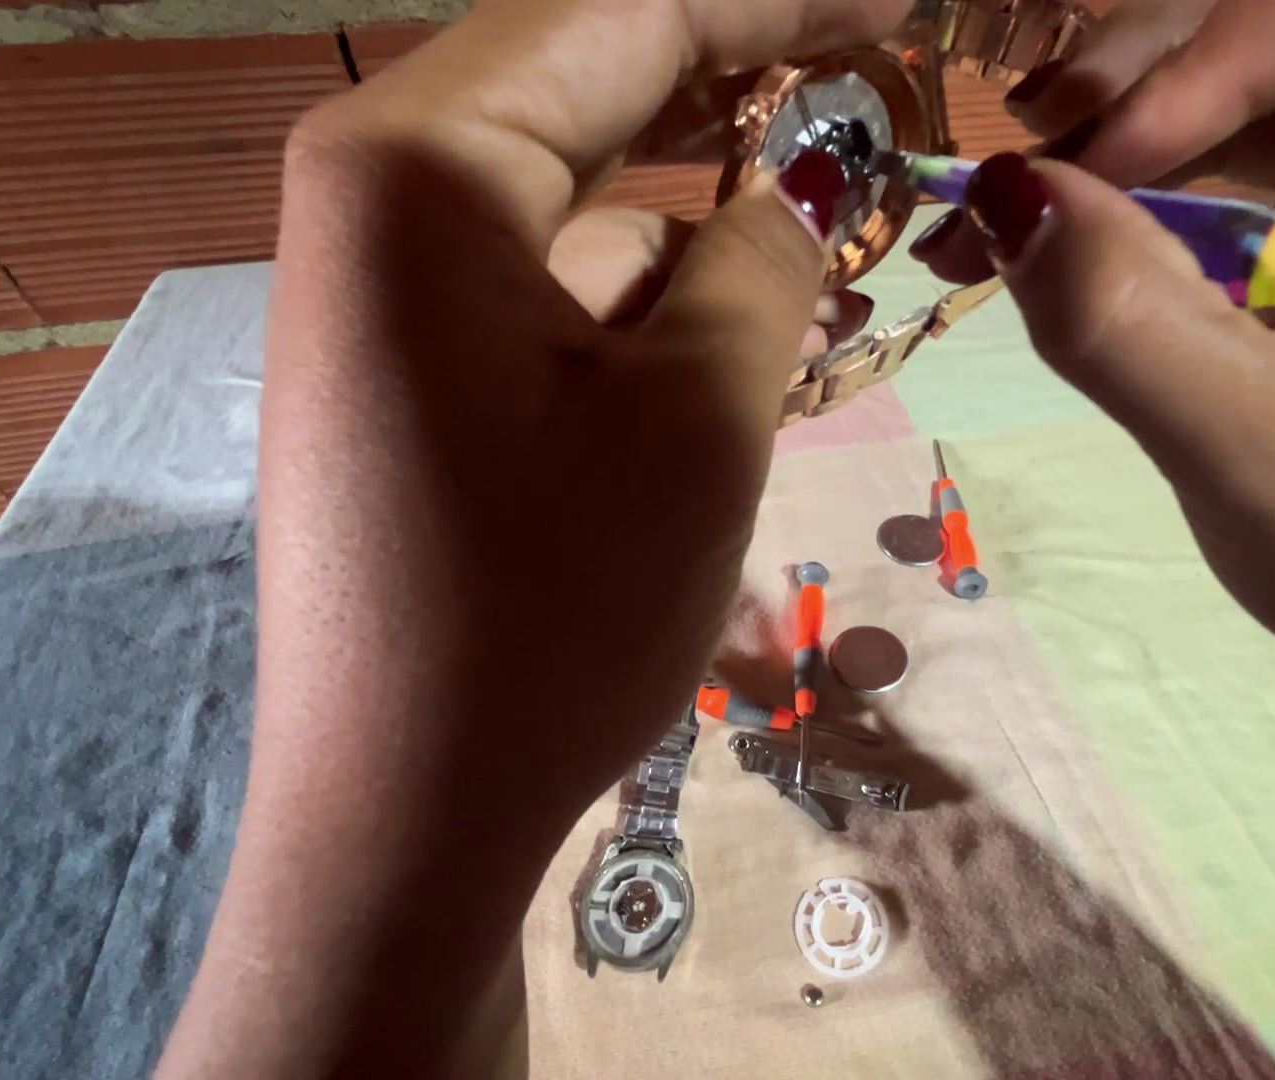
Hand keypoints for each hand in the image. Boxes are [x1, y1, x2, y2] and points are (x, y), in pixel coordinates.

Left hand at [261, 0, 911, 830]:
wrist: (414, 809)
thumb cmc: (553, 612)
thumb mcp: (697, 417)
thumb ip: (761, 259)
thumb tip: (801, 181)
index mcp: (420, 170)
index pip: (623, 14)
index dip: (776, 8)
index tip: (893, 17)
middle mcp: (381, 209)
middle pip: (595, 103)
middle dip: (739, 108)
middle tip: (870, 120)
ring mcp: (395, 307)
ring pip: (587, 221)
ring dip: (703, 235)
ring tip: (823, 263)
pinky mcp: (424, 388)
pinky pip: (562, 307)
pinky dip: (654, 311)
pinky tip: (732, 354)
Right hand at [934, 0, 1274, 694]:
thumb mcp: (1252, 445)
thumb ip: (1123, 318)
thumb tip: (998, 195)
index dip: (1221, 53)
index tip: (1097, 167)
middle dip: (1135, 90)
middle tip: (1013, 168)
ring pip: (1235, 86)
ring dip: (1097, 146)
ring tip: (990, 214)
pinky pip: (1211, 165)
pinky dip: (1107, 199)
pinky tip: (1026, 240)